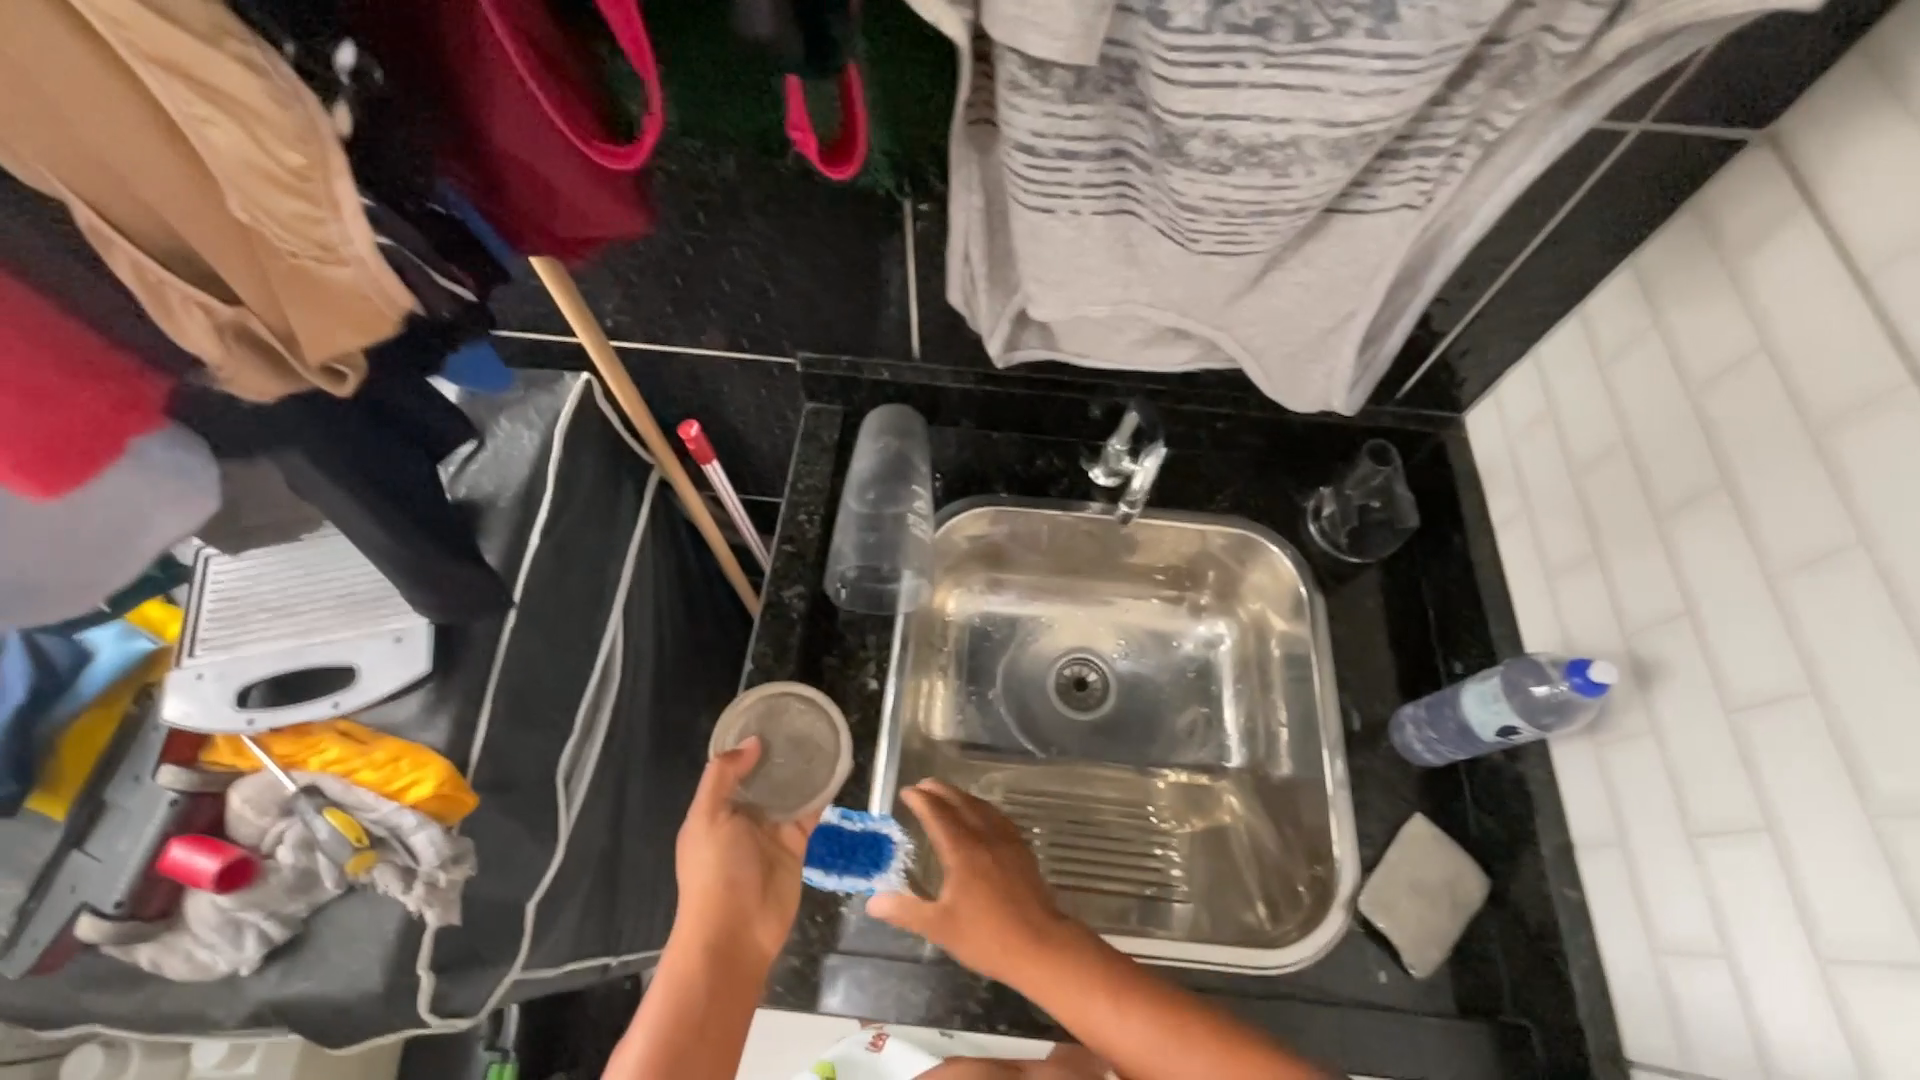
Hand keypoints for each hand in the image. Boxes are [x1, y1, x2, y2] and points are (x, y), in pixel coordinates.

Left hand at [672, 737, 816, 965]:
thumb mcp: (707, 818)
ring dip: (802, 771)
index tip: (768, 718)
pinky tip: (836, 769)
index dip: (746, 746)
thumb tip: (752, 742)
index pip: (731, 770)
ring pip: (789, 793)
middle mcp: (742, 817)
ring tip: (822, 737)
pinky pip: (810, 813)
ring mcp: (771, 832)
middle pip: (763, 779)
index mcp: (715, 809)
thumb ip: (724, 776)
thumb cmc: (714, 872)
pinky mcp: (797, 845)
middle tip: (802, 723)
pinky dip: (822, 793)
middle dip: (778, 756)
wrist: (735, 933)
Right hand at [867, 780, 1079, 983]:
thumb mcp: (939, 927)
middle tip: (923, 785)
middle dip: (941, 791)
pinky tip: (984, 818)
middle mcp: (985, 838)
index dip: (921, 801)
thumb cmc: (987, 937)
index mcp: (962, 851)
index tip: (906, 792)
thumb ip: (905, 910)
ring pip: (983, 808)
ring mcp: (1008, 842)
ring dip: (963, 797)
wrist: (1040, 946)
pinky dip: (984, 809)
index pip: (937, 815)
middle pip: (961, 803)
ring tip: (949, 796)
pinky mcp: (1023, 852)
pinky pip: (999, 819)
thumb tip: (873, 901)